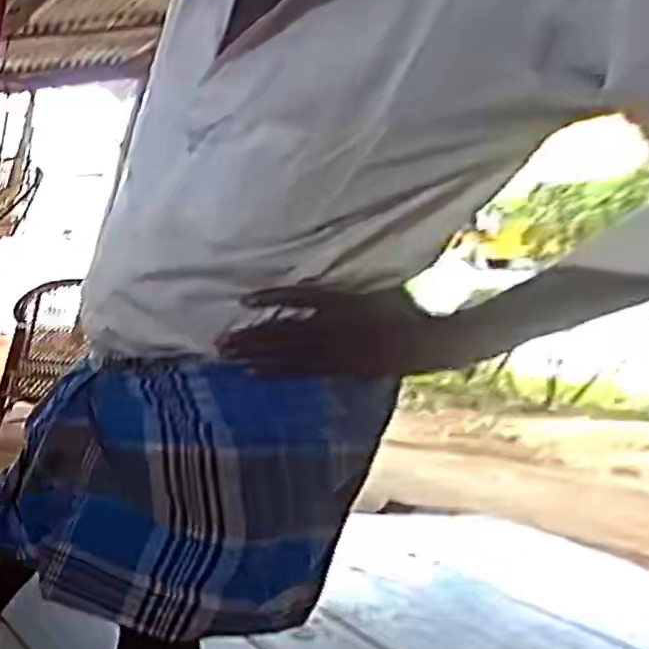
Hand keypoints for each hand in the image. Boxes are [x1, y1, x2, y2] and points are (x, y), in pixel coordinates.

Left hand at [218, 285, 468, 375]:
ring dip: (251, 354)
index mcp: (340, 302)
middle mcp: (330, 326)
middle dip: (246, 336)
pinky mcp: (335, 367)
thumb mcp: (375, 289)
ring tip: (224, 355)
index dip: (270, 298)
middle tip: (217, 341)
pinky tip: (250, 372)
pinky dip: (272, 370)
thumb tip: (316, 276)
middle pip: (279, 330)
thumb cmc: (402, 310)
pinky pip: (298, 370)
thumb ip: (341, 288)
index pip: (298, 296)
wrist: (431, 342)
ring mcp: (331, 349)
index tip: (244, 300)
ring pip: (282, 351)